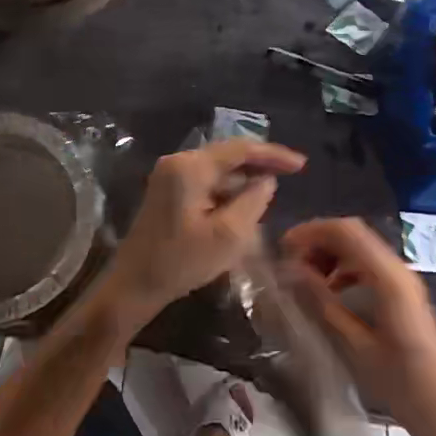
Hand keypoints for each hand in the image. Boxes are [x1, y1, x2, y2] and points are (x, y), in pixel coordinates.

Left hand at [99, 138, 306, 327]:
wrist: (133, 285)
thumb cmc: (181, 262)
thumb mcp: (228, 236)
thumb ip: (253, 202)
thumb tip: (267, 181)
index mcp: (191, 168)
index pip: (240, 150)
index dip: (273, 154)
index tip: (301, 165)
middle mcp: (178, 162)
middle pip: (228, 155)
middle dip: (260, 163)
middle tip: (293, 172)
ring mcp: (170, 176)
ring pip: (218, 168)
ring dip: (244, 177)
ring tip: (274, 188)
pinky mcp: (168, 191)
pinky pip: (206, 181)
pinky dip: (228, 188)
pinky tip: (245, 201)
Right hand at [282, 218, 435, 435]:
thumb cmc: (398, 381)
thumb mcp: (352, 344)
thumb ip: (320, 302)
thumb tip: (289, 271)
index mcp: (388, 278)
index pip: (346, 232)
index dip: (311, 232)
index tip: (282, 249)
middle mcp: (398, 270)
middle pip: (353, 236)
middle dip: (317, 242)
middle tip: (289, 265)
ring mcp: (402, 281)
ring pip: (359, 249)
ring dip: (329, 255)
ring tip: (304, 280)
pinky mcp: (402, 294)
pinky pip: (368, 267)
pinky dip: (343, 269)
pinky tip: (329, 292)